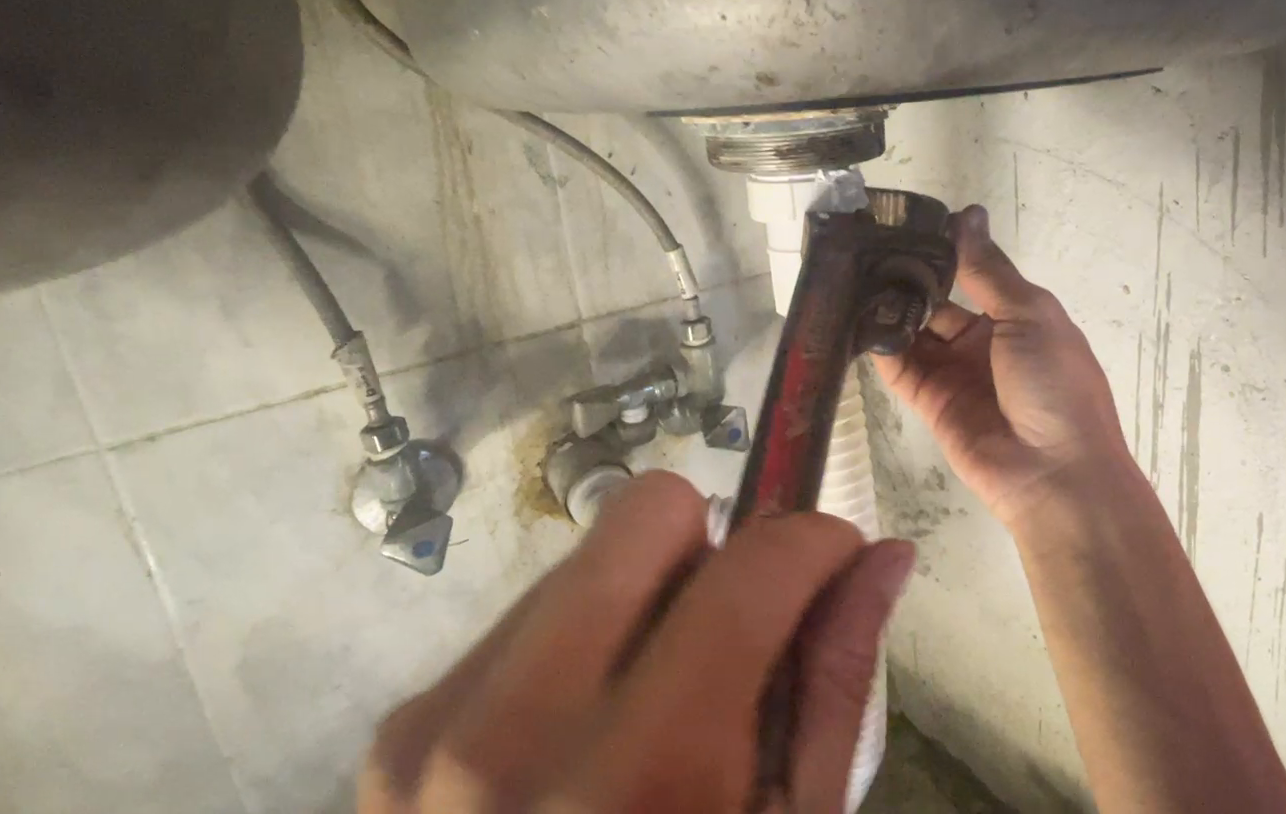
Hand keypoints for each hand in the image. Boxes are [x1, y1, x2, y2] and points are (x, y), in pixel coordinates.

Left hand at [358, 471, 913, 812]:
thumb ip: (834, 688)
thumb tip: (884, 556)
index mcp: (645, 775)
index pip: (752, 569)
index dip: (815, 541)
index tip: (834, 564)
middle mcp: (519, 726)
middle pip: (647, 511)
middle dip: (715, 542)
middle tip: (735, 628)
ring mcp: (442, 723)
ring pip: (587, 554)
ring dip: (647, 594)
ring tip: (657, 694)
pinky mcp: (401, 728)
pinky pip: (529, 612)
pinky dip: (584, 637)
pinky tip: (589, 726)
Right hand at [873, 205, 1131, 527]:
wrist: (1055, 473)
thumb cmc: (1055, 383)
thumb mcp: (1030, 314)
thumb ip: (988, 269)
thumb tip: (968, 214)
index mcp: (1017, 316)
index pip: (973, 274)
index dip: (944, 251)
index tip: (905, 223)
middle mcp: (984, 341)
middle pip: (938, 302)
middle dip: (909, 279)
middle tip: (866, 249)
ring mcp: (956, 373)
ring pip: (915, 333)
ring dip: (891, 309)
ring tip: (853, 277)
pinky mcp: (930, 403)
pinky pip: (901, 368)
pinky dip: (881, 346)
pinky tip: (857, 320)